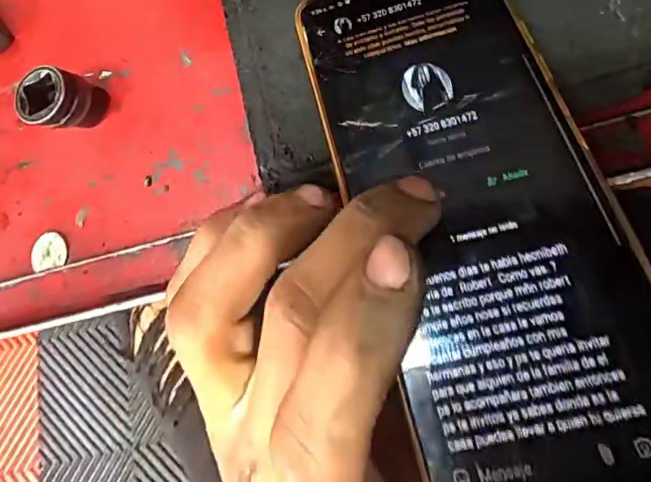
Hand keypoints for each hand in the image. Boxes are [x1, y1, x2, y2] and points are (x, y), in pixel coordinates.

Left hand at [166, 177, 443, 480]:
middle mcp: (249, 449)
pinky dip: (221, 238)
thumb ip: (442, 407)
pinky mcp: (202, 374)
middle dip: (349, 239)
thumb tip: (464, 299)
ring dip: (268, 231)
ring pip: (206, 306)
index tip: (403, 250)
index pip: (323, 417)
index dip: (363, 322)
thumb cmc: (393, 479)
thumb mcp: (425, 469)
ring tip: (324, 197)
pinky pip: (186, 296)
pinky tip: (264, 203)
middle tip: (406, 197)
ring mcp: (213, 405)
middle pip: (284, 325)